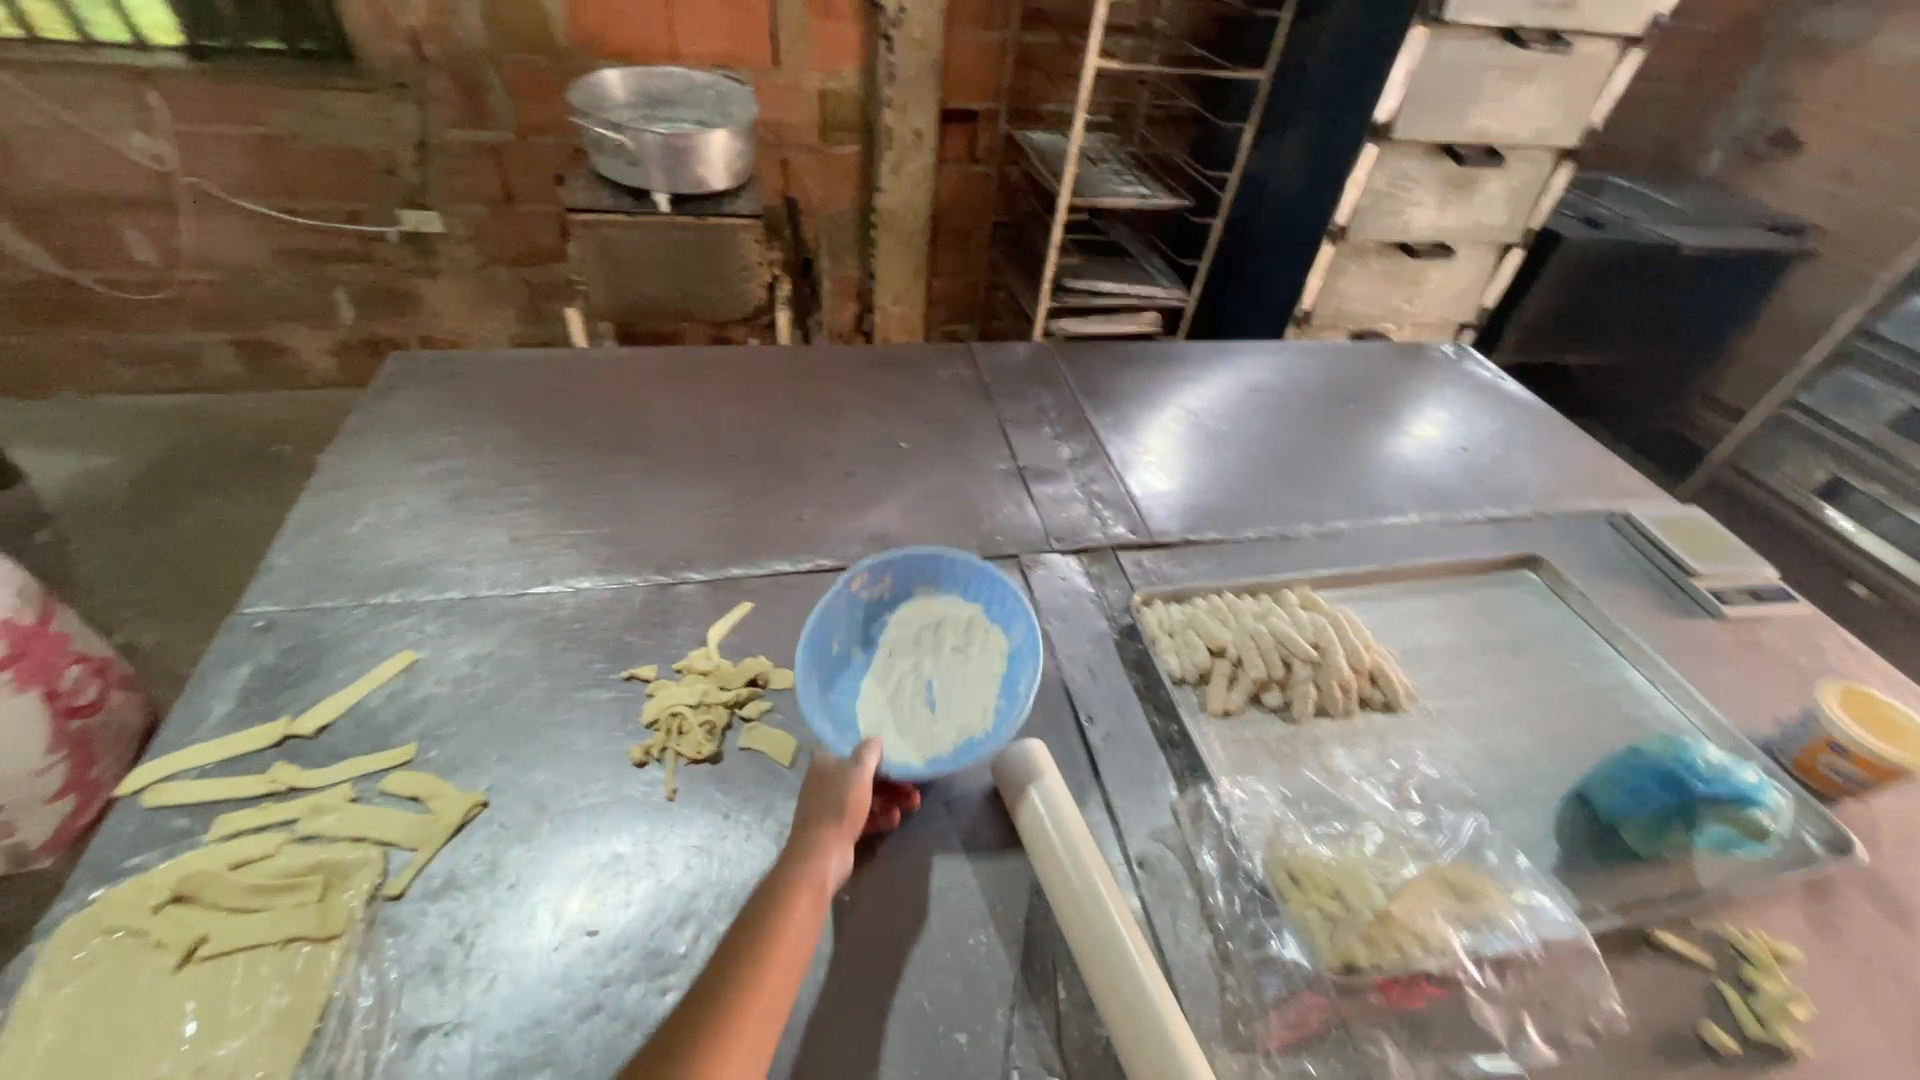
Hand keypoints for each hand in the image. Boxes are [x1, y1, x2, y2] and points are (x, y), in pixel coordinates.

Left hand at [786, 737, 921, 888]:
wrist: (821, 855)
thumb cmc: (839, 805)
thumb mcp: (858, 771)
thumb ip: (869, 751)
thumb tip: (875, 738)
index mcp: (825, 762)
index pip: (854, 751)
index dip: (877, 754)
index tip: (899, 758)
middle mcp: (826, 781)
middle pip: (863, 776)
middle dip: (891, 781)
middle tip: (913, 786)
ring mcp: (831, 807)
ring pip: (866, 797)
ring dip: (890, 799)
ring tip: (913, 804)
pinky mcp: (839, 829)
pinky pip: (864, 817)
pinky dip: (880, 817)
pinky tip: (895, 820)